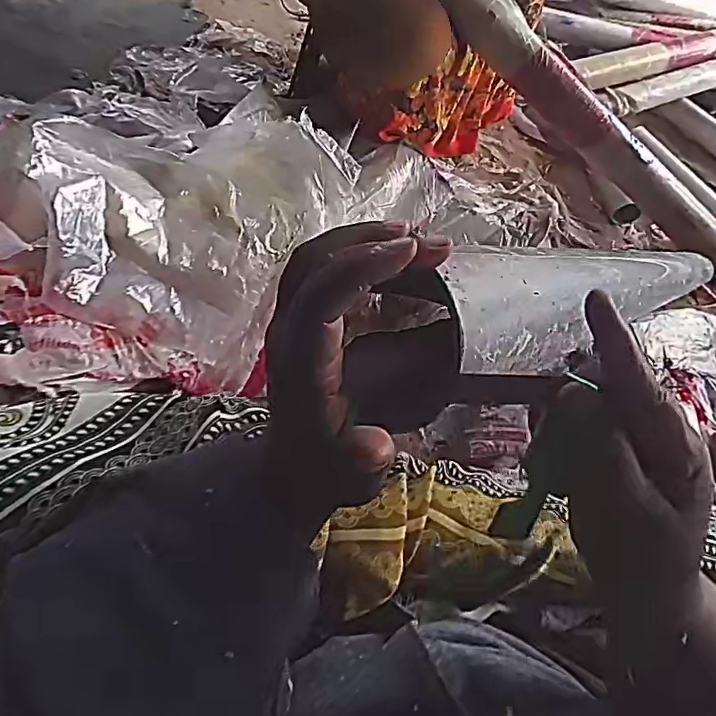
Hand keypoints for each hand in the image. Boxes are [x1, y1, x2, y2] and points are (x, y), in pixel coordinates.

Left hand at [262, 223, 451, 532]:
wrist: (289, 470)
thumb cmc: (322, 469)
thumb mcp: (346, 475)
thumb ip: (359, 461)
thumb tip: (377, 446)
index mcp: (301, 361)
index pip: (323, 294)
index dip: (365, 265)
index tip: (413, 250)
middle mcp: (288, 330)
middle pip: (315, 260)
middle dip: (371, 241)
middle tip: (428, 242)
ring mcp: (290, 319)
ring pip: (316, 257)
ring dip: (365, 240)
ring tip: (418, 241)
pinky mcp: (301, 317)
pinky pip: (323, 269)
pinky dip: (359, 254)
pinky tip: (396, 258)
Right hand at [552, 291, 714, 636]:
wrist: (646, 594)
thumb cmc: (647, 560)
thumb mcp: (631, 514)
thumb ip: (605, 451)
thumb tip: (572, 391)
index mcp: (674, 442)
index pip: (640, 380)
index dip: (614, 338)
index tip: (595, 299)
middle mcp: (650, 425)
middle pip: (600, 382)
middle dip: (567, 403)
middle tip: (551, 450)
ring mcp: (625, 432)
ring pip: (575, 398)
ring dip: (555, 427)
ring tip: (557, 471)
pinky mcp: (601, 442)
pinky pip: (564, 420)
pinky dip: (550, 437)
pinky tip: (555, 470)